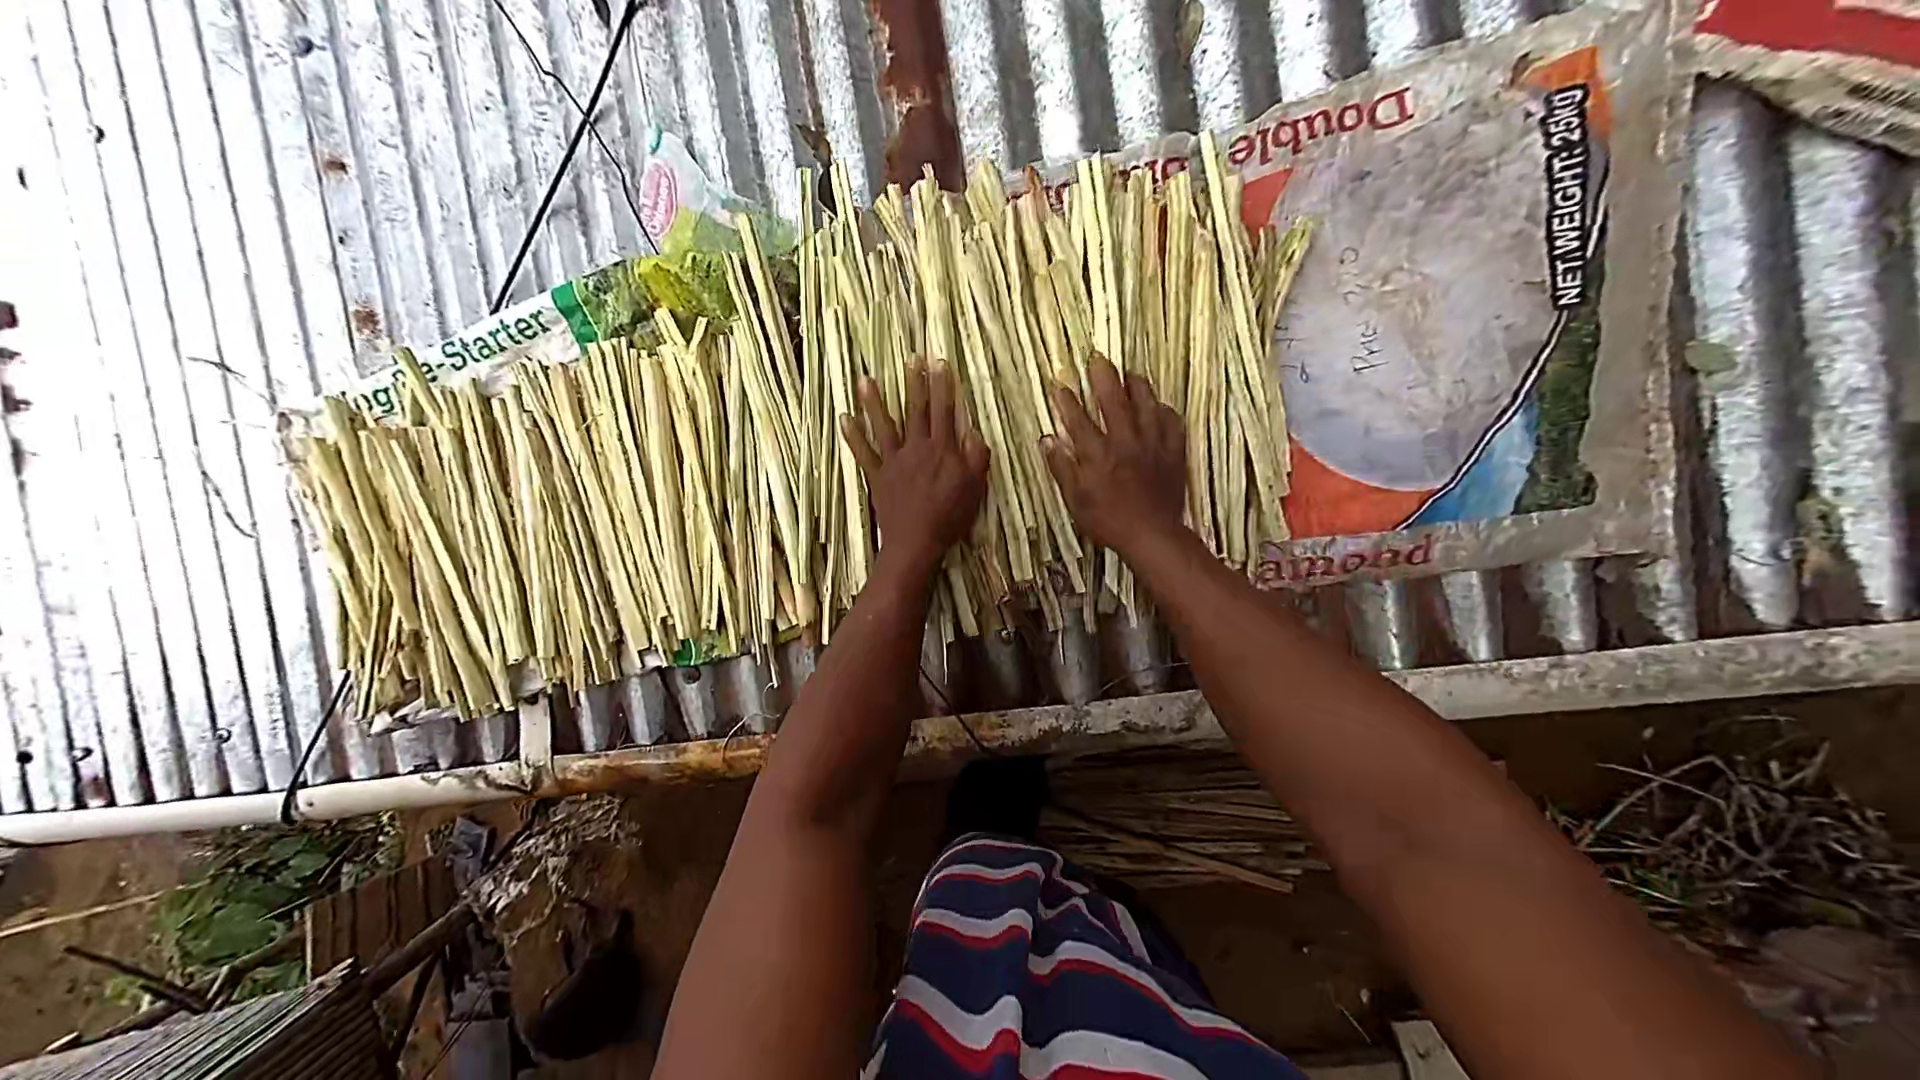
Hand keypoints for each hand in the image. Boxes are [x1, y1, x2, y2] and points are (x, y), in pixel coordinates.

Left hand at [841, 363, 989, 570]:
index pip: (944, 411)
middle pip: (915, 410)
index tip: (939, 362)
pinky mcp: (877, 476)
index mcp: (942, 450)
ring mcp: (894, 461)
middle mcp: (916, 448)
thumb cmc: (950, 517)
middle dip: (914, 383)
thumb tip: (973, 431)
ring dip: (874, 401)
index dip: (942, 386)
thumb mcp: (975, 488)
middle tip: (910, 358)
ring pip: (884, 425)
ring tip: (866, 379)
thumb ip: (977, 458)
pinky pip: (863, 453)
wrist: (916, 542)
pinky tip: (844, 418)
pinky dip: (853, 436)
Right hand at [1042, 352, 1186, 550]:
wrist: (1152, 534)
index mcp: (1098, 454)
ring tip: (1131, 373)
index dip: (1066, 400)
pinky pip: (1172, 423)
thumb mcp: (1076, 500)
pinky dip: (1165, 411)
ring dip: (1137, 386)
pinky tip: (1160, 406)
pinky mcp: (1173, 453)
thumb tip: (1047, 440)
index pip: (1078, 419)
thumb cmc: (1108, 521)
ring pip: (1146, 405)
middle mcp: (1125, 441)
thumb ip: (1062, 468)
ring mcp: (1152, 445)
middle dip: (1102, 377)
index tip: (1059, 384)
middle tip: (1097, 358)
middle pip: (1113, 400)